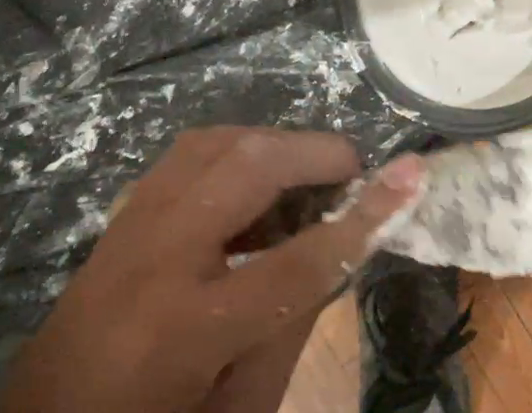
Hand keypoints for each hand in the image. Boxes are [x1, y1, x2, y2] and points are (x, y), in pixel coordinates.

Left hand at [0, 128, 424, 412]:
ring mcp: (127, 229)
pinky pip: (186, 156)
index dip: (364, 217)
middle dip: (315, 156)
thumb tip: (340, 243)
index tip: (413, 174)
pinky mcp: (118, 218)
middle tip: (352, 171)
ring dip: (275, 147)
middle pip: (248, 168)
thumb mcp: (240, 405)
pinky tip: (256, 184)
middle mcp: (152, 261)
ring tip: (308, 174)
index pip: (297, 262)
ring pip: (214, 144)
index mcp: (185, 330)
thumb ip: (295, 324)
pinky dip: (236, 154)